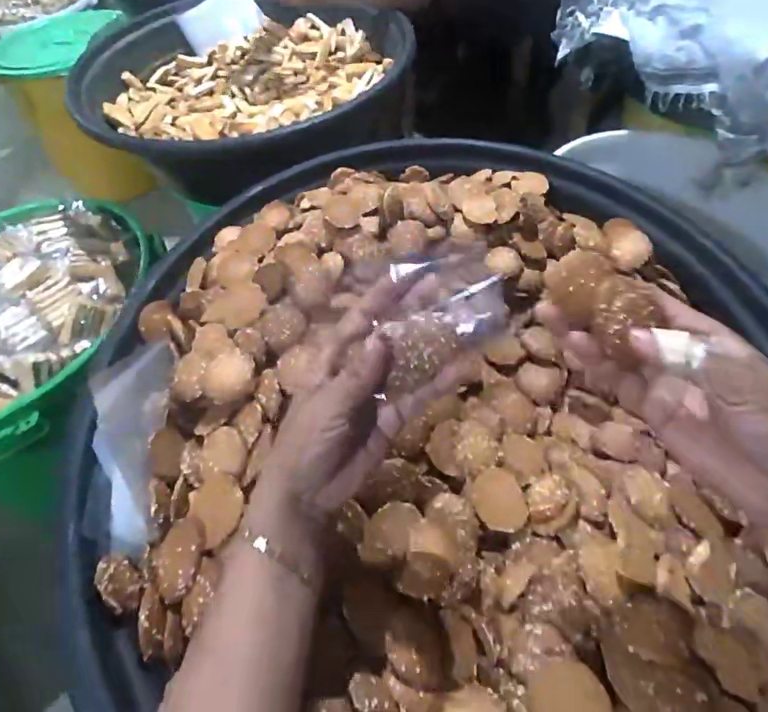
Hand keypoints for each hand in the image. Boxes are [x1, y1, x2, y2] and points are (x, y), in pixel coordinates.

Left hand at [251, 277, 478, 544]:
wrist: (305, 494)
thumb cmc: (305, 441)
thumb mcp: (328, 405)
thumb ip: (358, 374)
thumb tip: (383, 336)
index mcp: (334, 358)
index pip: (360, 318)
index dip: (382, 295)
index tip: (407, 273)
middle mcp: (358, 368)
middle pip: (389, 334)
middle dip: (413, 311)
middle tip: (442, 288)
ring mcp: (377, 393)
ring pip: (409, 362)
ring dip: (432, 344)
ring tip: (461, 322)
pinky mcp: (392, 418)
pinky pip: (418, 396)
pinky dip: (439, 383)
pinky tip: (462, 368)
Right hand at [537, 289, 767, 534]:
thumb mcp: (740, 383)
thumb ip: (685, 355)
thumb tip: (631, 337)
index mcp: (705, 337)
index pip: (658, 304)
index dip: (624, 289)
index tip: (587, 276)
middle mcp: (677, 353)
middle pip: (627, 326)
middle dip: (592, 311)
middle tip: (554, 297)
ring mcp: (662, 383)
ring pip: (614, 353)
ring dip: (584, 336)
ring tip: (549, 319)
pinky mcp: (652, 413)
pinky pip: (617, 385)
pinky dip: (594, 368)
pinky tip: (571, 351)